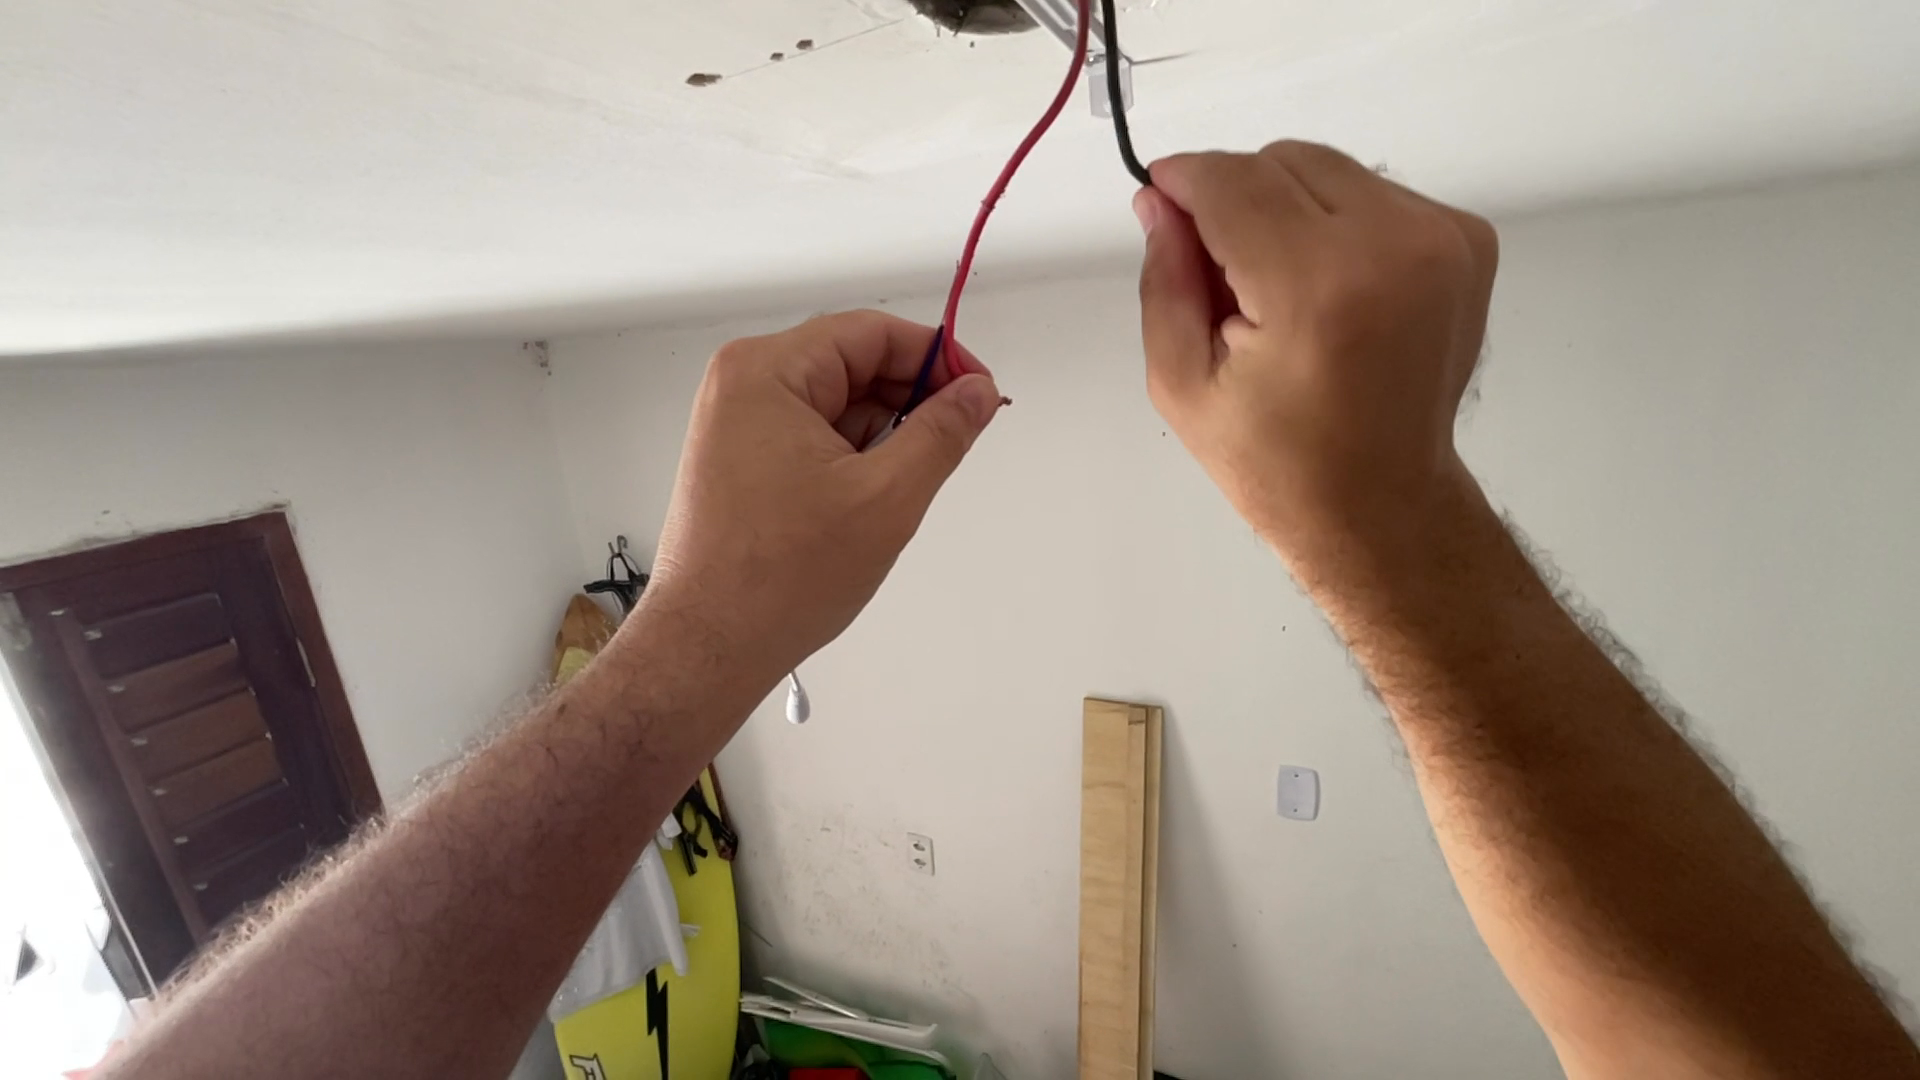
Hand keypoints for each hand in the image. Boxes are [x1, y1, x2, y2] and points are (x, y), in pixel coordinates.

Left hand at [642, 311, 1001, 682]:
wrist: (709, 647)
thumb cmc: (790, 575)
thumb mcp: (886, 497)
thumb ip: (942, 433)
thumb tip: (981, 391)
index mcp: (769, 371)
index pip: (872, 333)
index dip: (938, 356)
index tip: (983, 393)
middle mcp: (745, 384)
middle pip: (852, 364)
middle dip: (913, 398)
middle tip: (959, 439)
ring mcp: (738, 423)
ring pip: (837, 404)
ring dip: (885, 433)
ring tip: (909, 482)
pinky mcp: (742, 460)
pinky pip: (814, 435)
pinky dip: (855, 455)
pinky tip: (875, 494)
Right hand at [1134, 141, 1498, 568]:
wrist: (1378, 502)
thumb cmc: (1268, 460)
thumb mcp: (1181, 385)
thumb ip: (1165, 283)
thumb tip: (1157, 202)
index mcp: (1317, 290)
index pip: (1234, 184)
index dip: (1182, 180)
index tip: (1155, 197)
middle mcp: (1395, 243)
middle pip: (1280, 161)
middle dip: (1230, 200)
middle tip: (1216, 279)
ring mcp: (1443, 236)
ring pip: (1325, 169)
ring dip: (1279, 208)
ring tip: (1271, 291)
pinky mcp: (1467, 239)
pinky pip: (1369, 192)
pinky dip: (1328, 222)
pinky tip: (1319, 291)